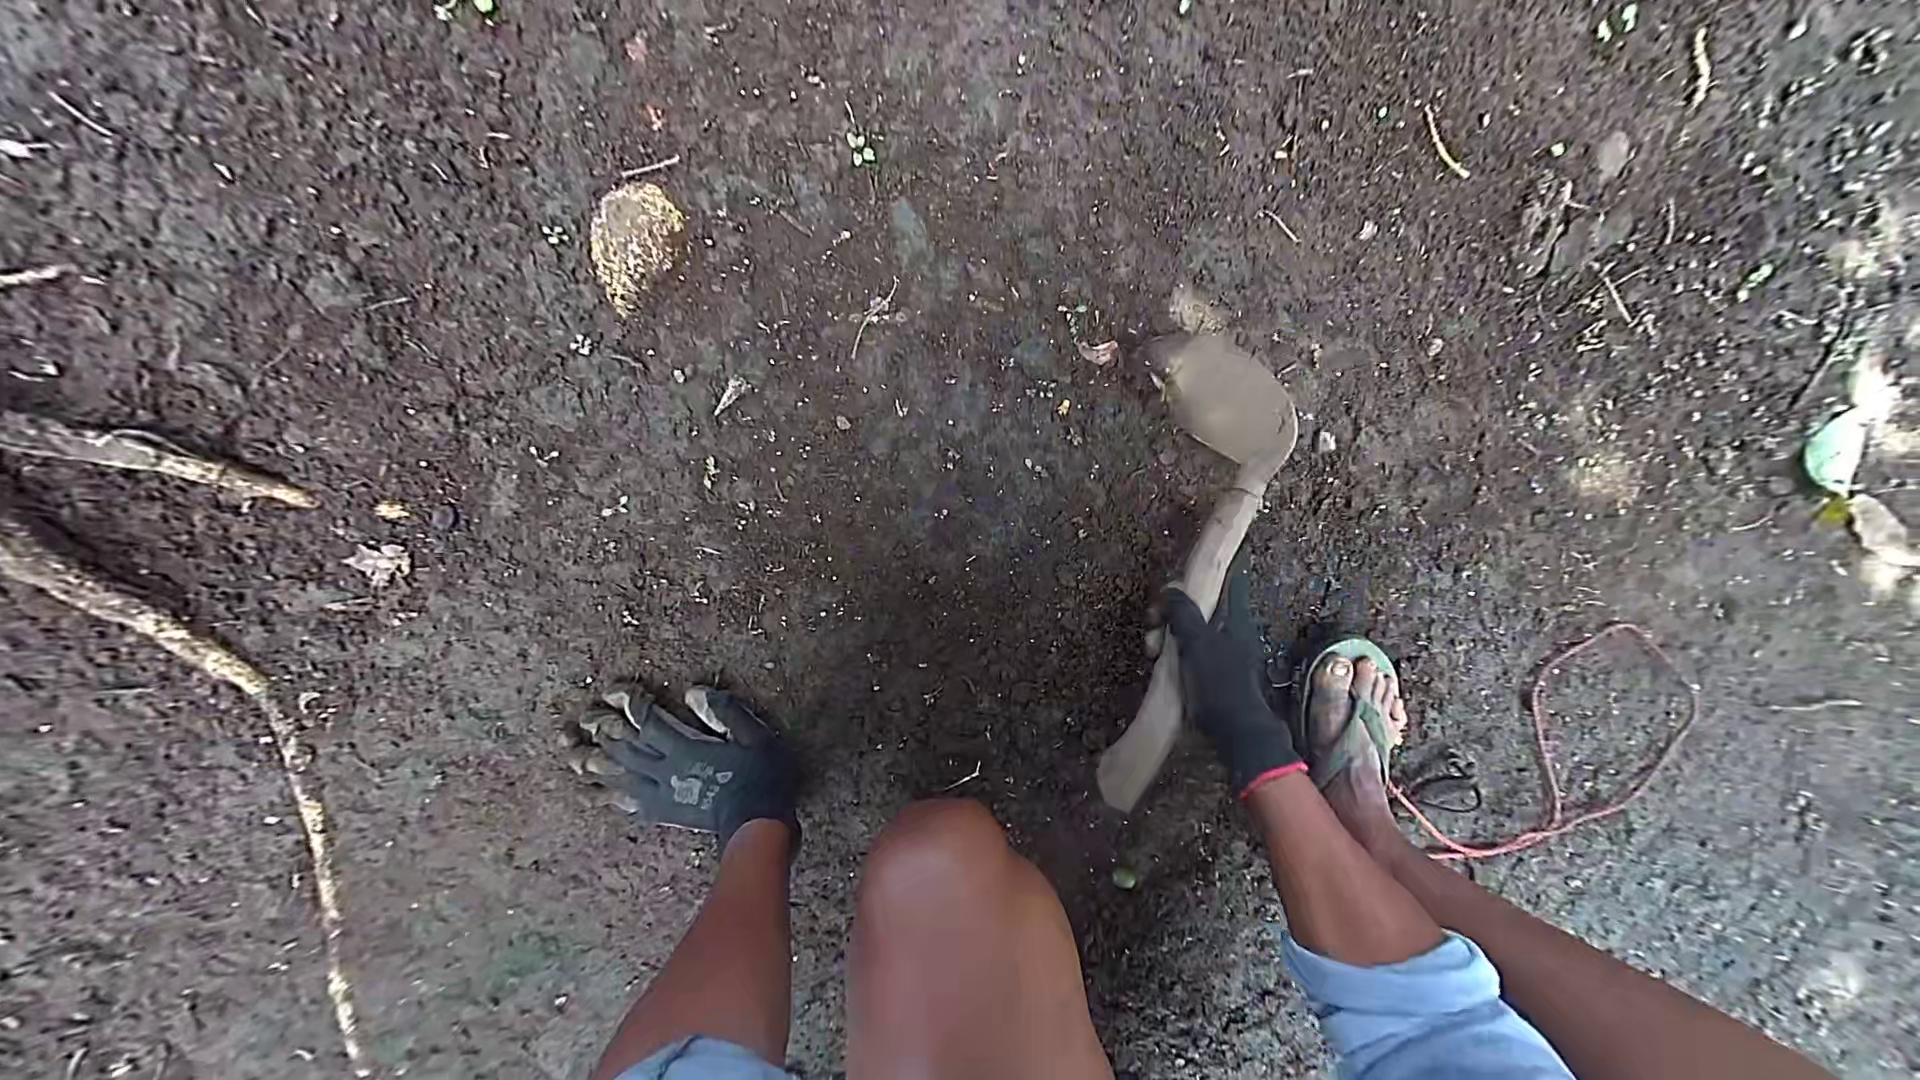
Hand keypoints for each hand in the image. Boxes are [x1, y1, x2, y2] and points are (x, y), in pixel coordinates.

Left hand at [574, 687, 799, 848]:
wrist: (756, 823)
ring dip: (590, 762)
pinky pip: (624, 802)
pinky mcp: (660, 812)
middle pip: (623, 748)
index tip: (612, 690)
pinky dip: (605, 794)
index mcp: (686, 748)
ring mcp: (659, 794)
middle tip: (583, 717)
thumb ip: (725, 711)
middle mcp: (665, 771)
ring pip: (616, 775)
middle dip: (600, 729)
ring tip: (570, 751)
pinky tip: (593, 790)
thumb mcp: (755, 734)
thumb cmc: (761, 774)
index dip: (628, 703)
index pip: (647, 721)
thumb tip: (693, 691)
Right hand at [1162, 547, 1303, 797]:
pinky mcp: (1213, 671)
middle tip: (1152, 626)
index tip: (1180, 574)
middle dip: (1170, 612)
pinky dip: (1173, 651)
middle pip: (1198, 606)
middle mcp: (1231, 630)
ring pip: (1190, 629)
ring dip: (1167, 634)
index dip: (1204, 572)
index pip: (1226, 580)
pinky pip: (1189, 650)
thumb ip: (1182, 612)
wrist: (1236, 732)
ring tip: (1152, 651)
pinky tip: (1159, 663)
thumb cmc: (1219, 684)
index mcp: (1234, 618)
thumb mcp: (1196, 643)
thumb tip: (1170, 588)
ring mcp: (1223, 651)